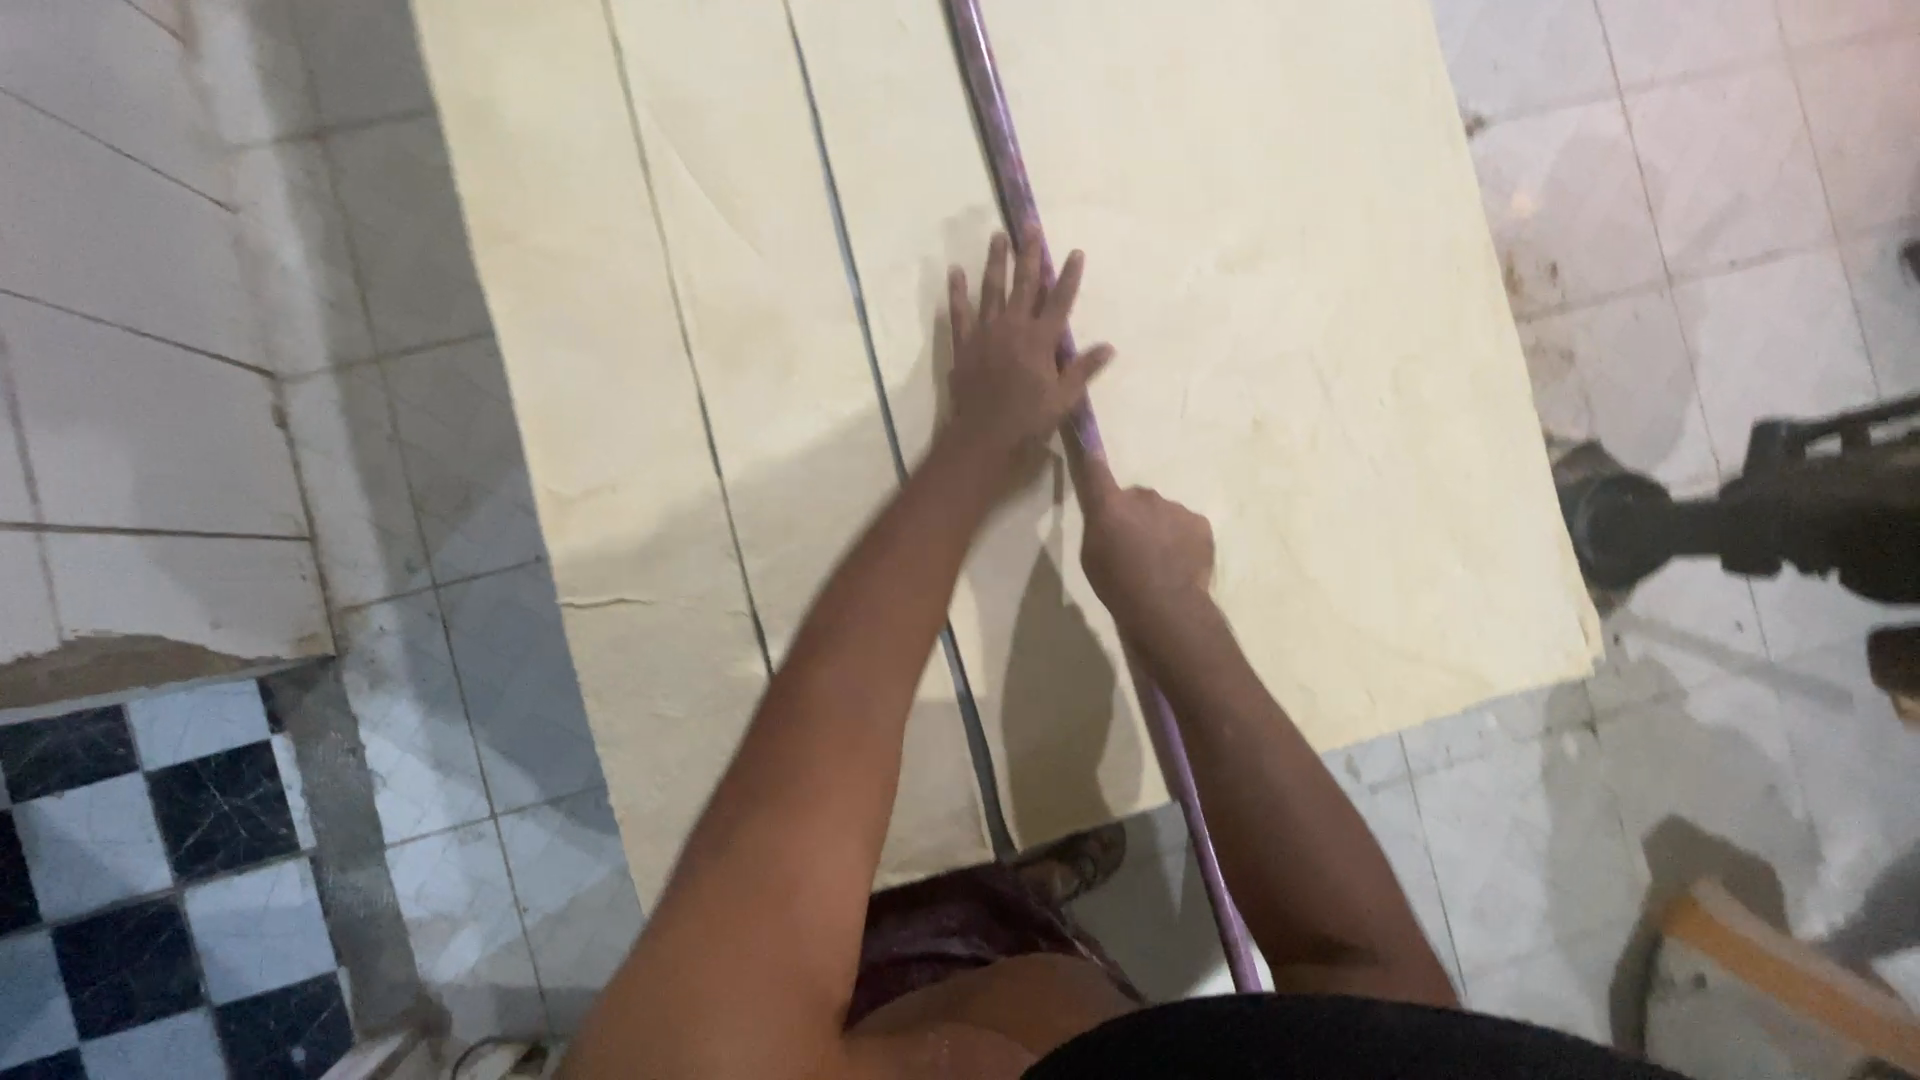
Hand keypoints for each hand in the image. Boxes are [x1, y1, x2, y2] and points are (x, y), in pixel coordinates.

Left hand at [943, 227, 1112, 475]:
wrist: (983, 436)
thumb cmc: (1028, 421)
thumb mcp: (1063, 399)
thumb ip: (1083, 370)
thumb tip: (1109, 348)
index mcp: (1041, 340)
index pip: (1060, 300)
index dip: (1069, 276)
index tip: (1074, 252)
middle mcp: (1014, 327)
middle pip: (1023, 284)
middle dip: (1028, 254)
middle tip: (1028, 226)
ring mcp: (986, 333)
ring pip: (991, 289)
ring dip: (995, 262)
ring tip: (997, 237)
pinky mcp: (964, 344)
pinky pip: (959, 312)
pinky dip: (957, 292)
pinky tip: (955, 272)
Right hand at [1078, 460, 1215, 635]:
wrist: (1164, 606)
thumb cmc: (1116, 584)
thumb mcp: (1092, 556)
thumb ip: (1101, 527)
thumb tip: (1114, 516)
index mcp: (1110, 506)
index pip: (1096, 472)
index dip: (1092, 453)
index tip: (1090, 431)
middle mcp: (1143, 497)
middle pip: (1137, 500)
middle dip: (1135, 517)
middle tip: (1134, 548)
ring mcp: (1175, 508)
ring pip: (1164, 514)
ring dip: (1160, 531)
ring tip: (1159, 563)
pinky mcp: (1200, 523)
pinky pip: (1186, 527)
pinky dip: (1183, 541)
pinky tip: (1179, 565)